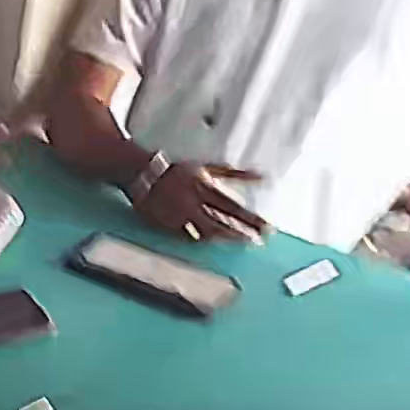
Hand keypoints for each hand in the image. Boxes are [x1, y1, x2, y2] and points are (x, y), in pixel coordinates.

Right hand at [139, 163, 268, 242]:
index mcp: (206, 189)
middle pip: (223, 223)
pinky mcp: (168, 225)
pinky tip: (210, 242)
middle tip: (257, 240)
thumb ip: (234, 174)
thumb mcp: (207, 167)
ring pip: (206, 232)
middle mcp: (195, 204)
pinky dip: (200, 240)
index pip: (233, 208)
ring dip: (223, 238)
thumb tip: (261, 176)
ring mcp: (181, 216)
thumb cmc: (176, 171)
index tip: (265, 228)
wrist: (145, 175)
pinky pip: (187, 237)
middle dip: (242, 232)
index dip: (251, 219)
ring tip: (236, 242)